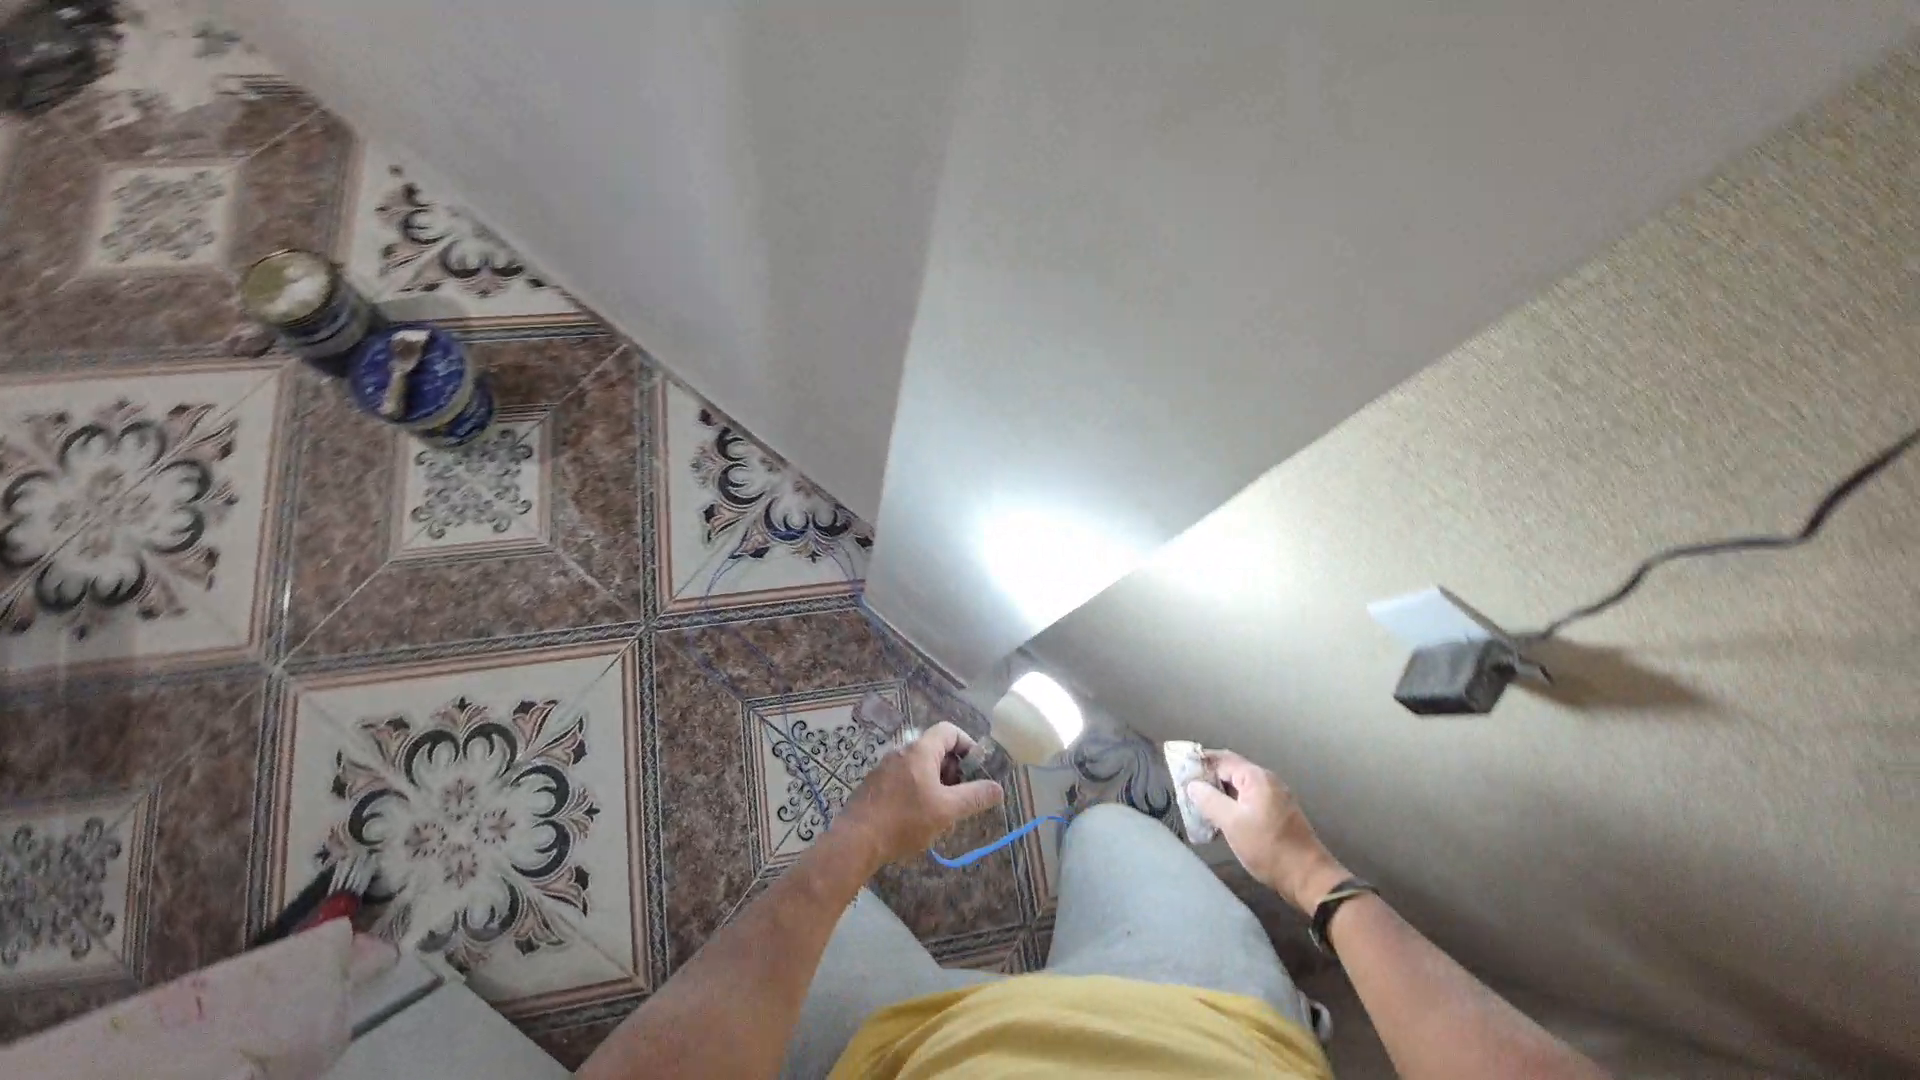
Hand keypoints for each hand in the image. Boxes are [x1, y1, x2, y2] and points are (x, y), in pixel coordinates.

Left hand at [839, 722, 1004, 864]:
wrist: (855, 840)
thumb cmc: (904, 820)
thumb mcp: (946, 810)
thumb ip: (975, 797)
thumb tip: (998, 788)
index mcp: (920, 750)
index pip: (949, 731)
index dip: (968, 745)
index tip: (977, 769)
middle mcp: (902, 752)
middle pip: (936, 750)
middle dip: (954, 771)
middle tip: (962, 798)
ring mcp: (886, 768)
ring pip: (921, 768)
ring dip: (937, 785)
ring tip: (942, 814)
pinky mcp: (875, 785)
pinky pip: (905, 780)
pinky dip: (919, 792)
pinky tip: (919, 820)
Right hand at [1186, 750, 1350, 913]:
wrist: (1308, 877)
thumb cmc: (1268, 848)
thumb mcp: (1232, 824)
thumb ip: (1209, 800)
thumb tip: (1192, 785)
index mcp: (1257, 778)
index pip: (1221, 759)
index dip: (1199, 763)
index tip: (1178, 771)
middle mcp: (1267, 781)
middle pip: (1230, 771)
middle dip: (1207, 779)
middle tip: (1184, 791)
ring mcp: (1274, 797)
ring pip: (1238, 788)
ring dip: (1218, 794)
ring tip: (1197, 807)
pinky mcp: (1277, 813)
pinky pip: (1247, 800)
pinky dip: (1231, 805)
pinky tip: (1219, 820)